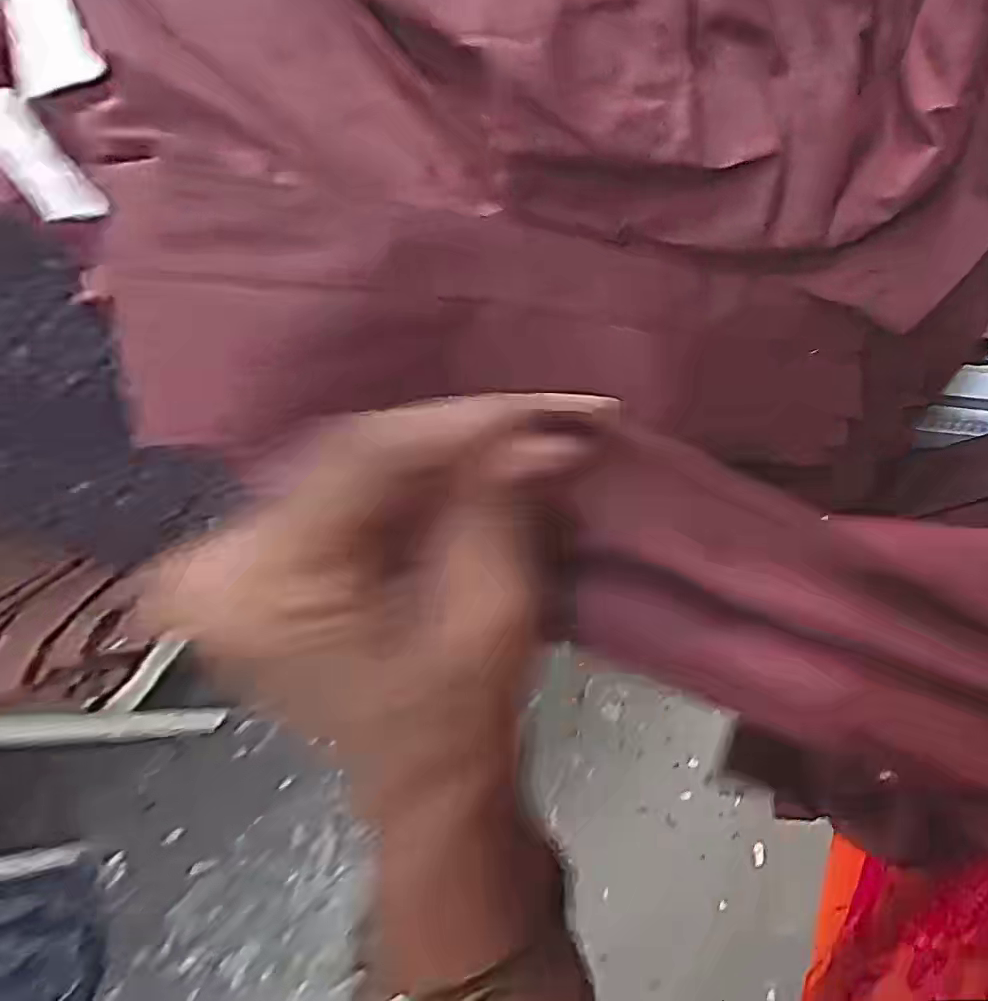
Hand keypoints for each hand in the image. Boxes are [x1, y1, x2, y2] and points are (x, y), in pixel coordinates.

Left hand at [140, 393, 615, 801]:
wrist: (423, 772)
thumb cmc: (459, 712)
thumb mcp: (494, 612)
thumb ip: (501, 515)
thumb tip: (545, 440)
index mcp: (266, 582)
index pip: (371, 457)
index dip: (476, 423)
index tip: (561, 409)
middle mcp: (226, 557)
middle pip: (368, 451)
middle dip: (480, 429)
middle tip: (567, 416)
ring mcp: (241, 552)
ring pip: (372, 459)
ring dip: (467, 446)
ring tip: (546, 434)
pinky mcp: (277, 552)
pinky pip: (369, 484)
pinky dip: (443, 471)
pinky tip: (499, 463)